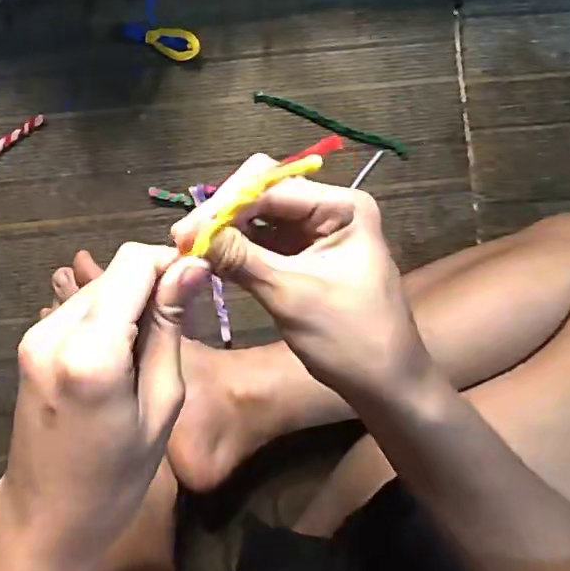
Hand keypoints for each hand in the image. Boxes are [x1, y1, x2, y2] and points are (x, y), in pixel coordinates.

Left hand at [0, 243, 205, 570]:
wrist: (43, 521)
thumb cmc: (115, 480)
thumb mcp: (161, 404)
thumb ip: (169, 326)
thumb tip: (191, 266)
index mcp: (90, 351)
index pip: (132, 264)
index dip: (169, 261)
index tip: (199, 281)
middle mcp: (53, 330)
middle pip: (115, 272)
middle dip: (153, 282)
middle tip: (182, 320)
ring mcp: (35, 333)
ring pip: (98, 286)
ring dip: (132, 298)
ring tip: (152, 344)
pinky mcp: (30, 341)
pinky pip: (80, 307)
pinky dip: (110, 314)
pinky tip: (124, 350)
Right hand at [171, 155, 433, 404]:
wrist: (385, 384)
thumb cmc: (350, 337)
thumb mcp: (291, 294)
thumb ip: (240, 257)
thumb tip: (188, 235)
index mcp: (341, 206)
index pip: (272, 187)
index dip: (225, 205)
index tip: (186, 231)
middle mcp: (328, 208)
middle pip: (262, 192)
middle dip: (222, 212)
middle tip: (184, 237)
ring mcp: (314, 230)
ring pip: (257, 214)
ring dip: (224, 228)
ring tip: (188, 246)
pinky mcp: (301, 252)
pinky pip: (261, 237)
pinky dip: (235, 246)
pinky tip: (208, 256)